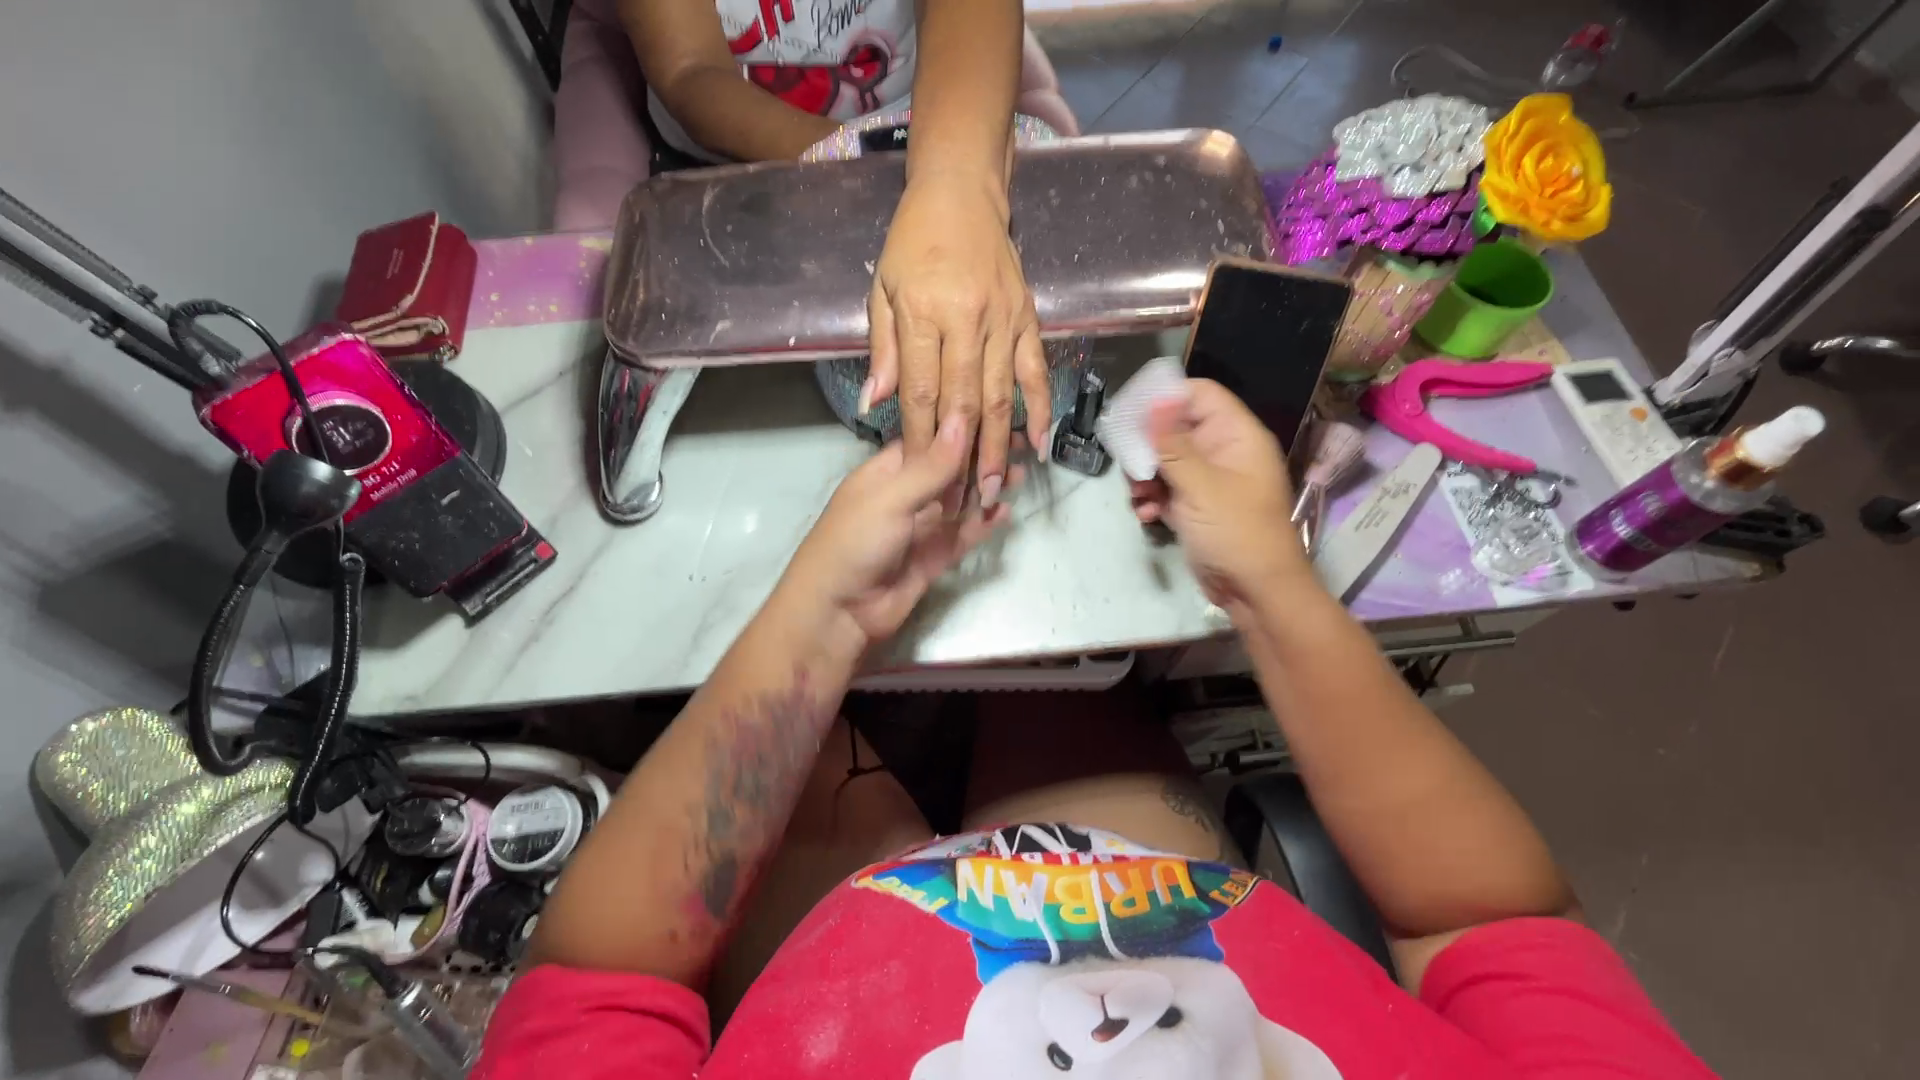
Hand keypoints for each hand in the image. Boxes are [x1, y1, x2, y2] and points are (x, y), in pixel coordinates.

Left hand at [781, 415, 1013, 646]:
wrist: (838, 613)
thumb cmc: (854, 543)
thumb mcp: (891, 497)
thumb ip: (931, 464)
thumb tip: (964, 417)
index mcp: (886, 472)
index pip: (927, 437)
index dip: (960, 426)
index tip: (996, 410)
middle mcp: (905, 495)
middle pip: (949, 469)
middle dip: (980, 457)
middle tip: (1019, 443)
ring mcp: (920, 528)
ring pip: (960, 502)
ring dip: (986, 488)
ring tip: (1020, 473)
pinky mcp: (933, 558)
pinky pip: (963, 535)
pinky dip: (983, 523)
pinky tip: (1005, 511)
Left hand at [866, 173, 1049, 508]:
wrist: (962, 194)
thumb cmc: (912, 243)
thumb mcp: (882, 290)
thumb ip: (884, 350)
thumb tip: (876, 403)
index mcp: (923, 313)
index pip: (921, 390)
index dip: (920, 438)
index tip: (918, 478)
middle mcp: (967, 321)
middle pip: (963, 402)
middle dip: (961, 458)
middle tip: (960, 502)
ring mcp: (1004, 322)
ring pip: (1001, 396)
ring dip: (999, 446)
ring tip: (996, 488)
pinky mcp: (1029, 320)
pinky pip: (1036, 371)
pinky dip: (1040, 407)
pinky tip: (1041, 442)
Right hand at [1129, 379, 1310, 606]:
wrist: (1255, 592)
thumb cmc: (1236, 532)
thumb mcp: (1200, 485)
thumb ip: (1173, 444)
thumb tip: (1155, 401)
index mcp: (1236, 437)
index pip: (1200, 396)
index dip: (1166, 398)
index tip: (1130, 411)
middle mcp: (1223, 453)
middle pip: (1176, 428)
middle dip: (1147, 444)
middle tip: (1126, 459)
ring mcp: (1209, 482)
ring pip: (1167, 461)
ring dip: (1146, 475)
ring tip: (1137, 493)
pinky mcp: (1197, 508)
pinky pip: (1168, 490)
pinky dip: (1154, 498)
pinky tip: (1147, 513)